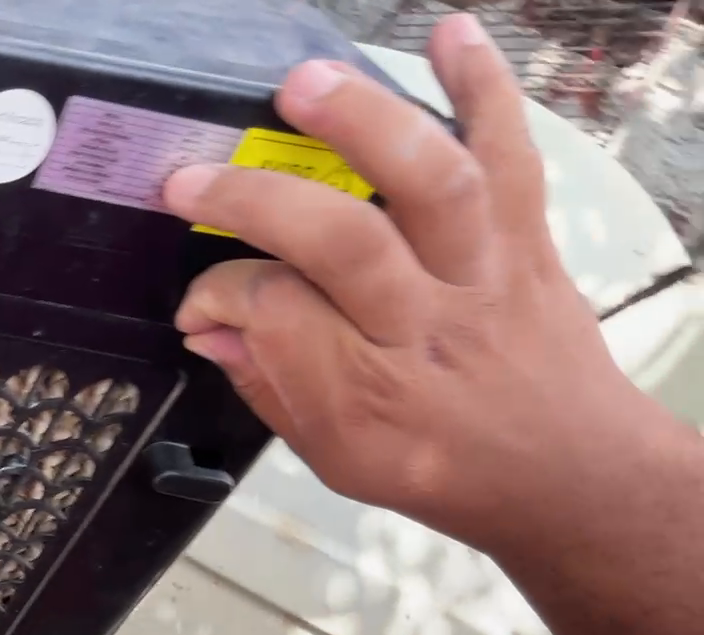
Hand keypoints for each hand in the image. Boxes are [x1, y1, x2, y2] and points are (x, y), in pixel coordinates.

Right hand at [162, 14, 677, 553]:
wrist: (565, 471)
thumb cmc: (427, 468)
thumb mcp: (325, 453)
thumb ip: (264, 383)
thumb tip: (206, 331)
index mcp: (359, 388)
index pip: (270, 313)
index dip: (214, 298)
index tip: (191, 310)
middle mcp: (421, 322)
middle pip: (342, 242)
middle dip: (255, 203)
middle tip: (187, 180)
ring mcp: (483, 271)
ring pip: (431, 184)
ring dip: (365, 123)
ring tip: (301, 82)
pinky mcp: (525, 239)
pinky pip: (512, 156)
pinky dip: (486, 89)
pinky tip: (446, 34)